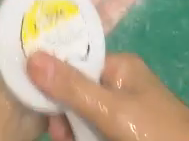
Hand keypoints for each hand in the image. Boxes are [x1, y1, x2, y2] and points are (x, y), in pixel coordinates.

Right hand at [28, 52, 188, 140]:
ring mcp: (125, 114)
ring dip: (73, 133)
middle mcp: (120, 85)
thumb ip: (73, 87)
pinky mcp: (126, 134)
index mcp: (119, 67)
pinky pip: (97, 132)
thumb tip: (32, 56)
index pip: (75, 64)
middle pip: (77, 95)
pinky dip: (87, 139)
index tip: (39, 105)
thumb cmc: (157, 130)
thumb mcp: (111, 110)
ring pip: (85, 119)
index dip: (54, 83)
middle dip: (64, 117)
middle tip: (58, 136)